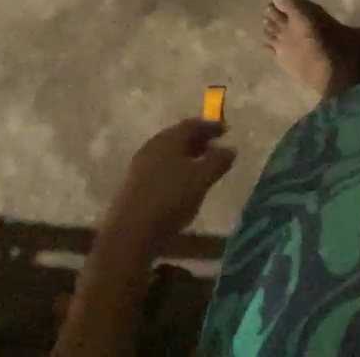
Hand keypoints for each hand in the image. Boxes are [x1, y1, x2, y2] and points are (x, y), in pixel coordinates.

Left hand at [106, 118, 236, 240]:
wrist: (129, 234)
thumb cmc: (170, 198)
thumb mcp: (202, 178)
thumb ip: (218, 161)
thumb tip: (230, 148)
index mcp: (169, 138)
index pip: (192, 124)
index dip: (210, 126)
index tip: (226, 130)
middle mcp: (152, 147)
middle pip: (178, 137)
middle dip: (198, 141)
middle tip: (215, 147)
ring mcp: (139, 167)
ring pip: (168, 155)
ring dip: (186, 157)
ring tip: (201, 167)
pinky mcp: (133, 186)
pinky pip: (159, 169)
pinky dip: (174, 171)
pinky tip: (182, 185)